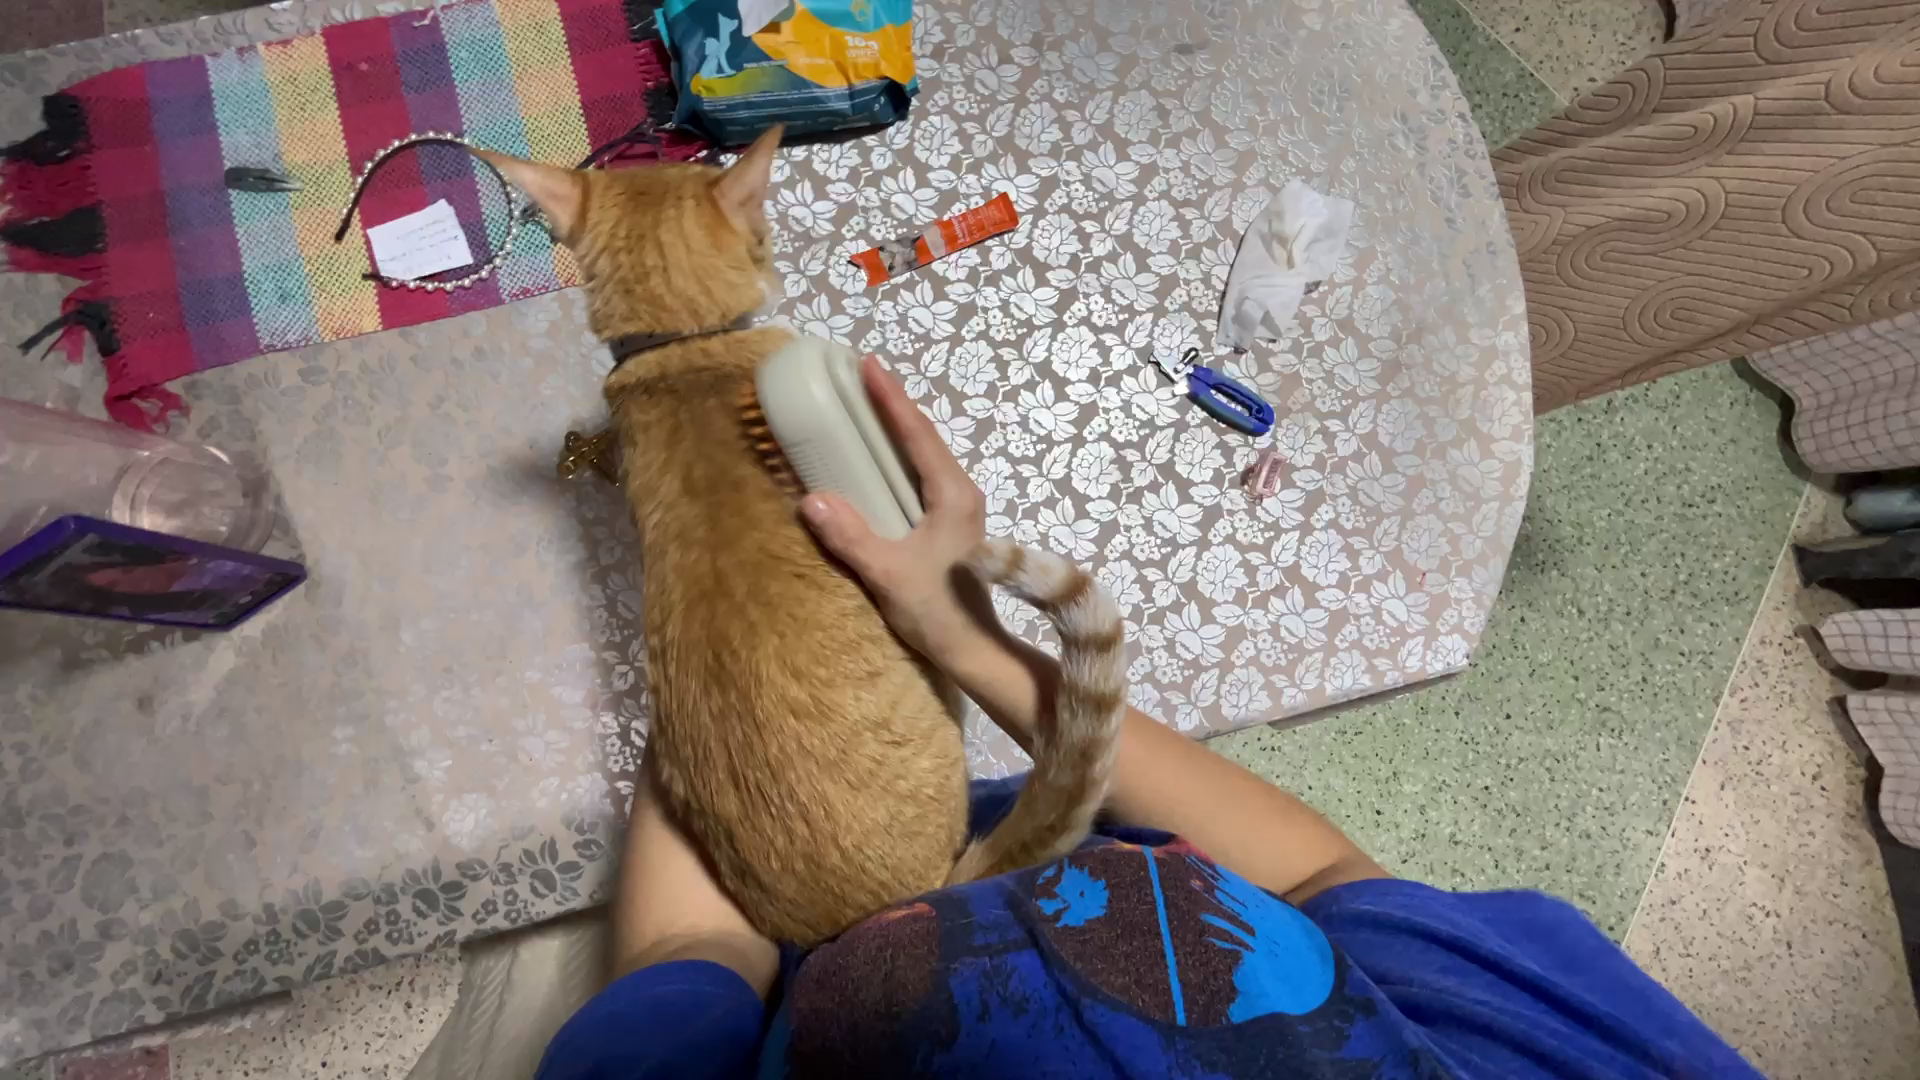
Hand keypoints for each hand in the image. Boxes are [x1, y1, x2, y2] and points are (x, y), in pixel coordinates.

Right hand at [799, 355, 1005, 669]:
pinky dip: (902, 457)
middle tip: (860, 377)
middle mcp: (962, 493)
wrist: (972, 648)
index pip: (918, 434)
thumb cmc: (935, 611)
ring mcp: (961, 508)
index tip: (868, 364)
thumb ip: (850, 536)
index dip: (892, 399)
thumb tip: (811, 499)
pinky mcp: (954, 523)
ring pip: (927, 456)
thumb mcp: (886, 573)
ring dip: (899, 430)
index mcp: (953, 495)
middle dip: (894, 406)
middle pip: (925, 437)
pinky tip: (880, 459)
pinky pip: (924, 476)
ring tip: (867, 406)